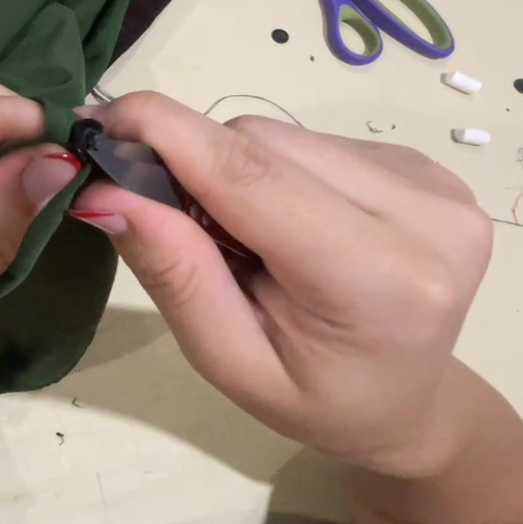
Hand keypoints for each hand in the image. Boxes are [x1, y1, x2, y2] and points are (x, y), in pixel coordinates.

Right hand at [70, 93, 493, 478]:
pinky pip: (302, 136)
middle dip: (190, 164)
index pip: (246, 174)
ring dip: (228, 166)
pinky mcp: (426, 159)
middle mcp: (422, 212)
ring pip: (274, 132)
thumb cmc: (314, 397)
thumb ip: (173, 273)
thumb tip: (101, 190)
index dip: (160, 133)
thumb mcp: (227, 360)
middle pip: (255, 144)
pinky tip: (281, 214)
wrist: (407, 400)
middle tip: (170, 219)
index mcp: (379, 278)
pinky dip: (266, 166)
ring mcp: (432, 179)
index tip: (91, 123)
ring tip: (238, 230)